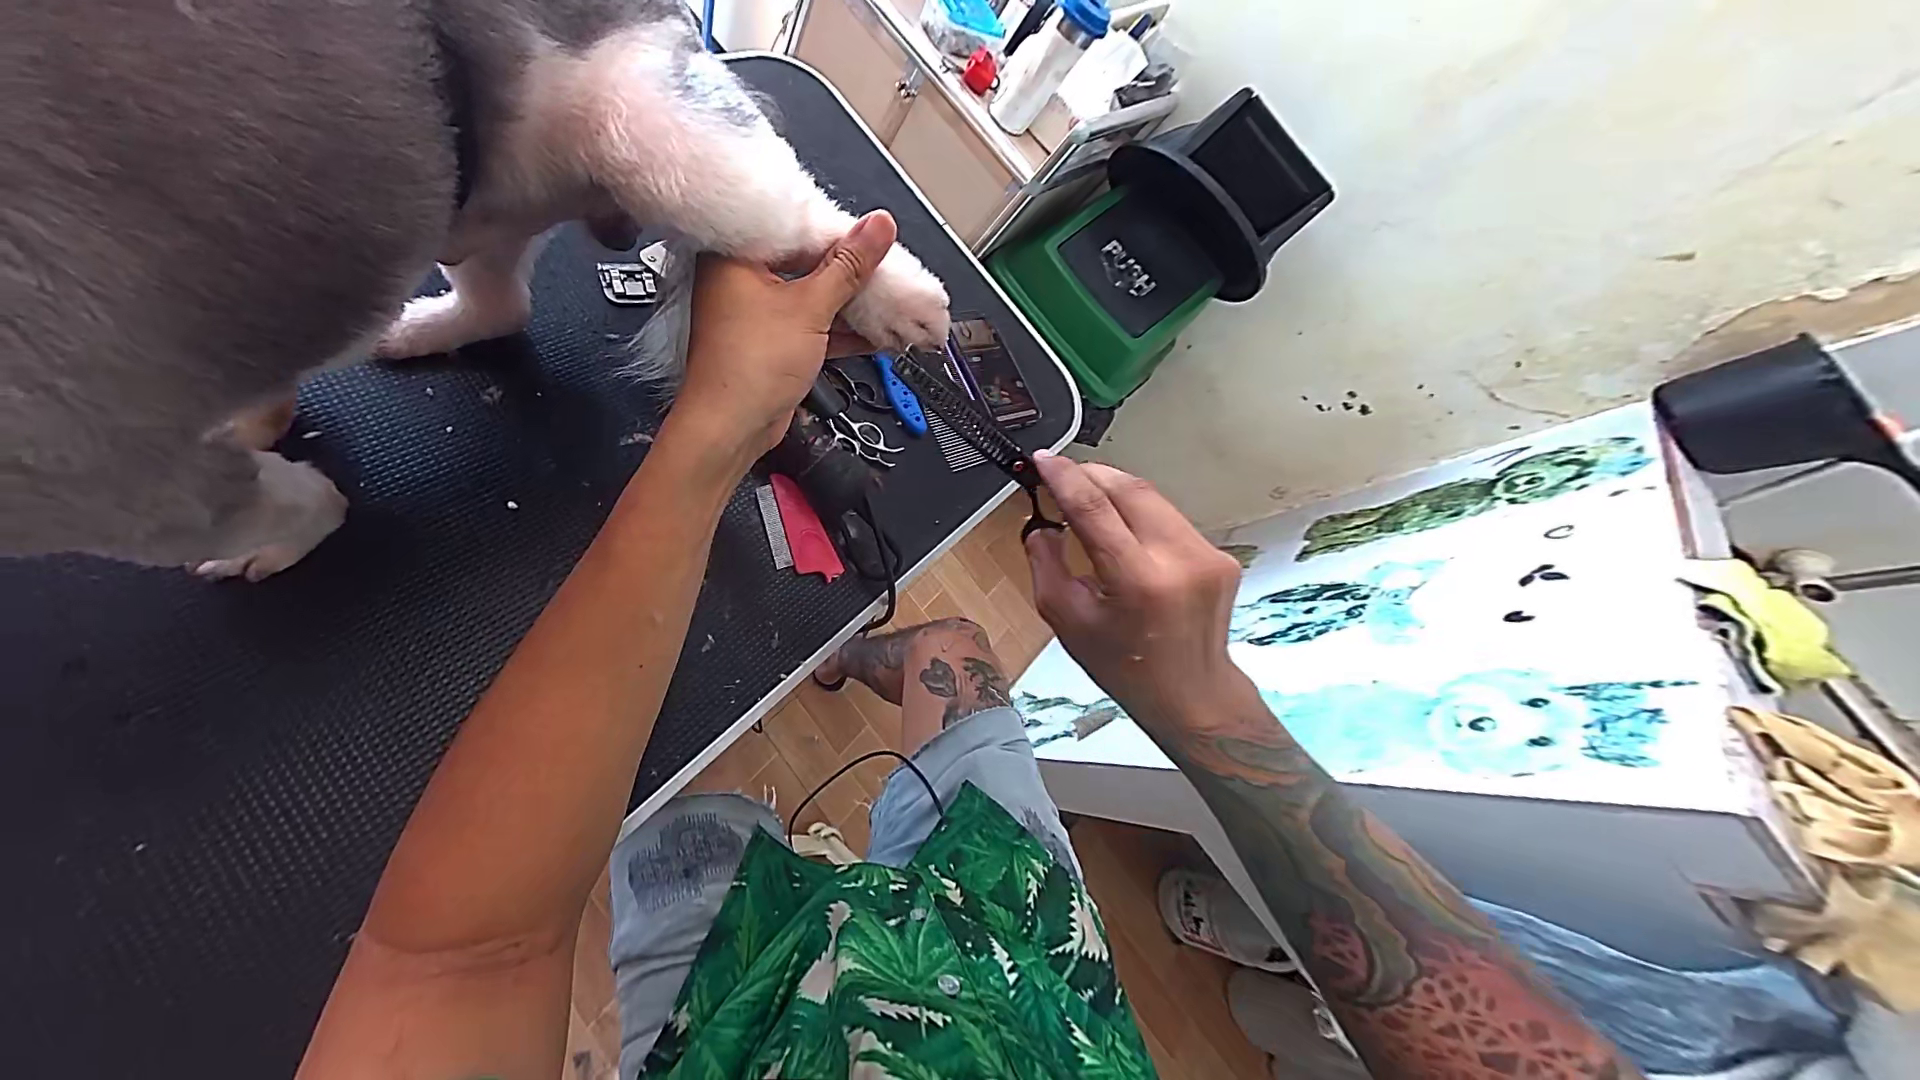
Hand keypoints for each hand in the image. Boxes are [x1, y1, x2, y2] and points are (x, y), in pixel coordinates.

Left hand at [666, 211, 897, 466]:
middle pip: (807, 265)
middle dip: (850, 275)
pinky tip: (872, 334)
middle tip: (885, 269)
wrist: (732, 427)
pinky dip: (840, 331)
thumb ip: (848, 267)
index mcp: (736, 256)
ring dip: (850, 306)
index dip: (839, 233)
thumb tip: (877, 229)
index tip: (874, 237)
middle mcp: (742, 280)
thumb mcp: (810, 308)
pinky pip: (813, 327)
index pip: (797, 228)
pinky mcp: (773, 344)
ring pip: (813, 298)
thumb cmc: (747, 369)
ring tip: (887, 304)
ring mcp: (758, 314)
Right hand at [1024, 453, 1257, 736]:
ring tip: (1087, 503)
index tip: (1045, 460)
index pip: (1094, 507)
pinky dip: (1139, 513)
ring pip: (1152, 496)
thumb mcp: (1067, 621)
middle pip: (1129, 488)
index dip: (1064, 477)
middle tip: (1062, 478)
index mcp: (1138, 581)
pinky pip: (1169, 516)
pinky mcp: (1217, 555)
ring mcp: (1205, 555)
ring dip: (1114, 491)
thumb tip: (1043, 524)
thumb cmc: (1126, 666)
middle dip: (1090, 474)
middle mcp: (1179, 561)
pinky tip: (1122, 529)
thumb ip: (1045, 564)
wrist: (1191, 693)